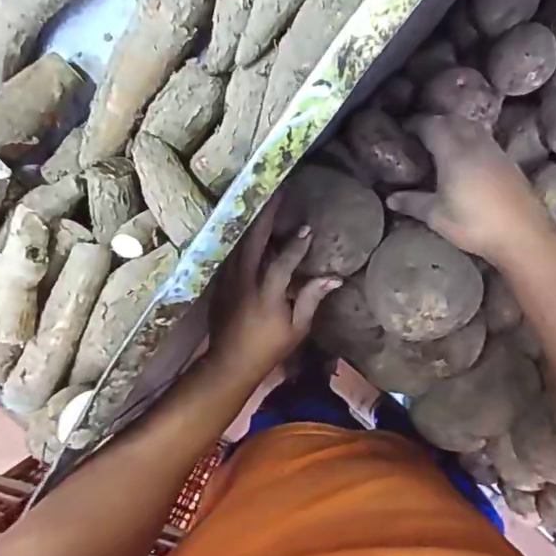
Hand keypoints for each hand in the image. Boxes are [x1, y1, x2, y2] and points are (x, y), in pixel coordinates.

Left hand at [206, 201, 340, 383]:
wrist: (229, 362)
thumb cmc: (268, 348)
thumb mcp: (296, 329)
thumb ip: (312, 299)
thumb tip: (334, 277)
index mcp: (265, 295)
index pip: (282, 263)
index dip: (296, 245)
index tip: (308, 229)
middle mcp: (244, 281)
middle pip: (254, 241)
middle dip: (267, 215)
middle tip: (279, 194)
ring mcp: (228, 279)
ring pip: (240, 242)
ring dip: (254, 222)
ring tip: (267, 204)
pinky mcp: (221, 281)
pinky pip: (233, 251)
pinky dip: (243, 237)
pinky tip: (252, 227)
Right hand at [385, 114, 554, 264]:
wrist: (523, 234)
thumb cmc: (474, 224)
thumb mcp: (437, 216)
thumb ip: (412, 202)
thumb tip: (390, 198)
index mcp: (453, 152)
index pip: (431, 125)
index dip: (415, 124)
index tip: (403, 130)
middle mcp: (474, 143)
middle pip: (453, 120)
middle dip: (435, 122)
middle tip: (420, 135)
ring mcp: (495, 150)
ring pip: (472, 126)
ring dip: (455, 127)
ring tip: (442, 142)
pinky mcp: (508, 160)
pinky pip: (484, 138)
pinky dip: (470, 138)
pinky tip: (466, 156)